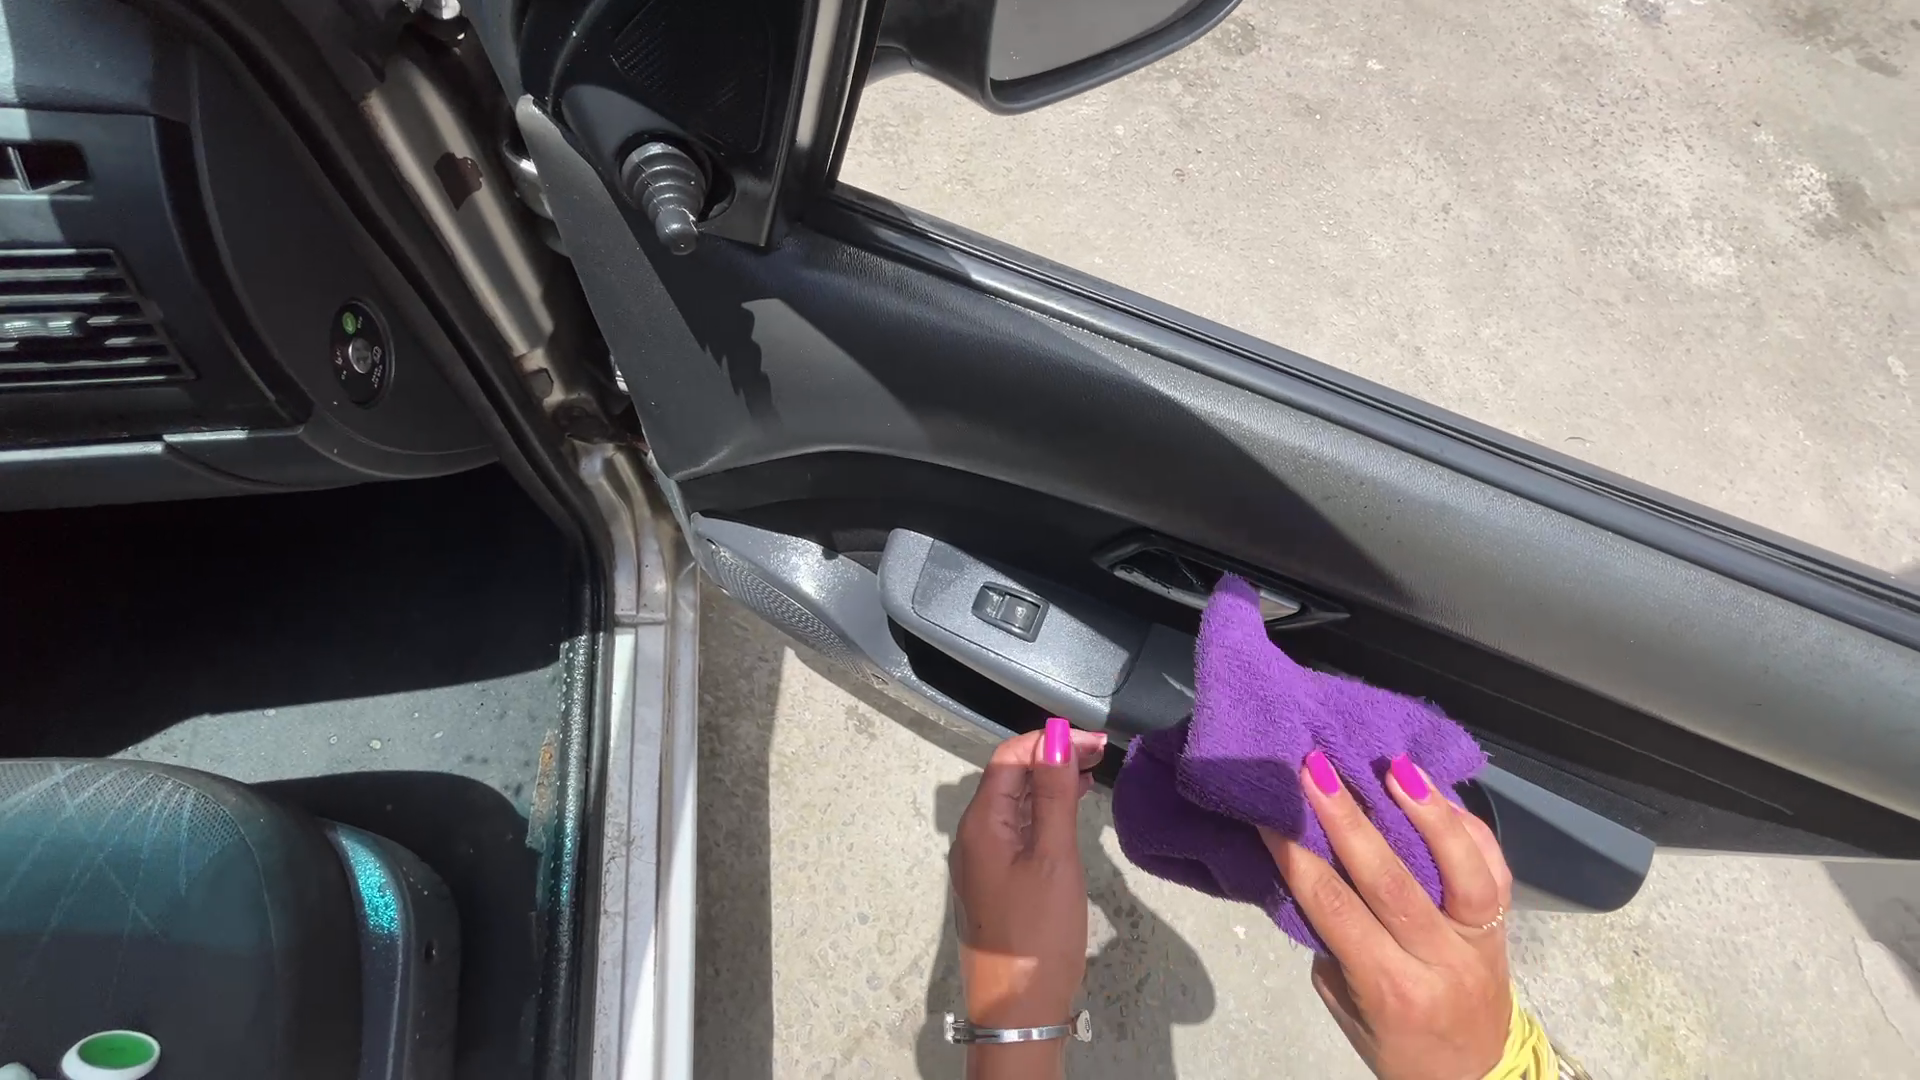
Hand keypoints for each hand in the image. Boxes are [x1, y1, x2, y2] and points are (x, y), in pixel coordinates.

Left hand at [949, 718, 1105, 1077]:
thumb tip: (1055, 739)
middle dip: (1052, 757)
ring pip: (1015, 801)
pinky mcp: (997, 877)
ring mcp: (984, 857)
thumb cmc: (1038, 933)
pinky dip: (1045, 810)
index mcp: (981, 822)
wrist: (1019, 1013)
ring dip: (1050, 781)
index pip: (1009, 758)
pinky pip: (1018, 827)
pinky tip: (1071, 807)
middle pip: (1010, 776)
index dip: (1049, 741)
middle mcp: (975, 833)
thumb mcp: (1053, 859)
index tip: (1095, 741)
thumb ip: (1053, 795)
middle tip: (1101, 753)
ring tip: (1092, 771)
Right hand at [1261, 751, 1515, 1079]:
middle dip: (1347, 819)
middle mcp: (1441, 962)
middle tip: (1315, 768)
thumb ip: (1329, 933)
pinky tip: (1436, 787)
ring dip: (1427, 814)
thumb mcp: (1342, 999)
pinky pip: (1495, 870)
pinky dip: (1466, 825)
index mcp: (1390, 987)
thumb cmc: (1393, 1043)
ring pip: (1462, 873)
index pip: (1334, 908)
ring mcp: (1482, 943)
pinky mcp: (1507, 927)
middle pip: (1392, 881)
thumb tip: (1305, 859)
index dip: (1296, 856)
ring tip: (1396, 767)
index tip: (1268, 812)